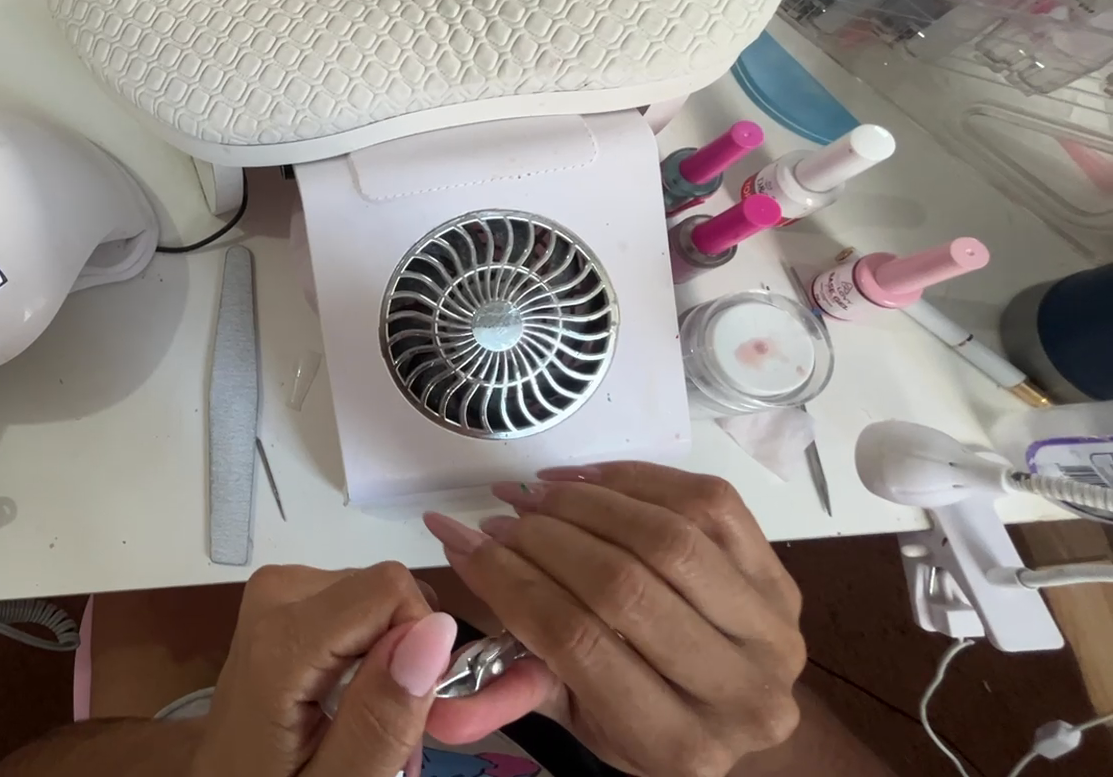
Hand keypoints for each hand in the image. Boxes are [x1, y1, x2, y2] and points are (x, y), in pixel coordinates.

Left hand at [191, 563, 548, 776]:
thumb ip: (383, 715)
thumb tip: (437, 630)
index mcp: (282, 635)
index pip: (390, 589)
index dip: (424, 649)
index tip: (425, 717)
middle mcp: (276, 590)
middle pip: (384, 594)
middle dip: (409, 660)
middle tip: (401, 739)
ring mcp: (276, 587)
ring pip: (376, 600)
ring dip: (391, 661)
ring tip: (371, 727)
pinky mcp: (283, 593)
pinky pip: (354, 605)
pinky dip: (368, 652)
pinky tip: (353, 702)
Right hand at [426, 463, 805, 776]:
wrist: (730, 706)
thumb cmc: (638, 712)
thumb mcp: (572, 717)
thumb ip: (509, 680)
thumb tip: (439, 629)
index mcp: (677, 741)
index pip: (575, 641)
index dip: (505, 579)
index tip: (457, 538)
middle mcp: (741, 691)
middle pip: (622, 586)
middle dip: (540, 537)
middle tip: (495, 517)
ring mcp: (771, 627)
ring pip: (666, 538)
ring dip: (582, 502)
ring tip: (533, 493)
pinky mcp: (781, 573)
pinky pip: (705, 502)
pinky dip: (633, 478)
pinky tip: (582, 480)